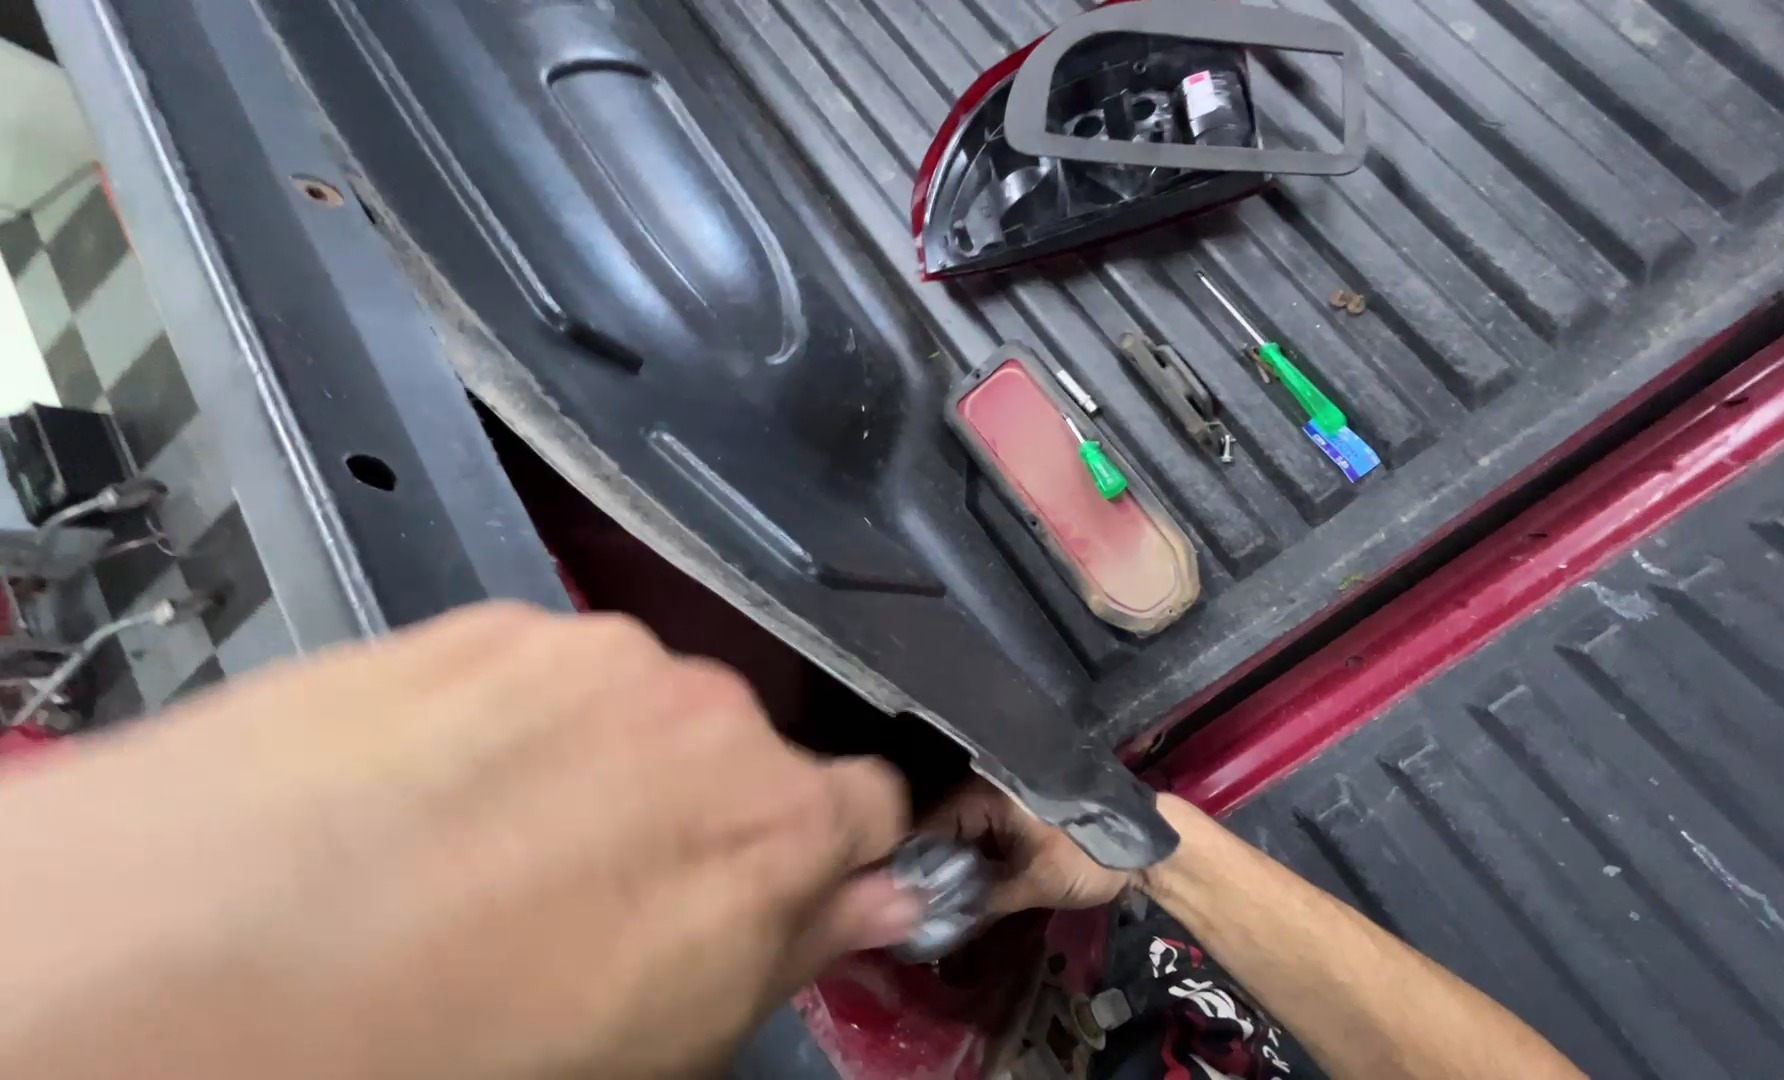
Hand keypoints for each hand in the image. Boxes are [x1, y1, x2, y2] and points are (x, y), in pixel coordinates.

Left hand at [0, 603, 917, 1079]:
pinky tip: (442, 782)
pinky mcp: (505, 623)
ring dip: (621, 753)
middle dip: (713, 801)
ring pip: (656, 703)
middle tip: (611, 874)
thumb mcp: (664, 1036)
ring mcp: (607, 654)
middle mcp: (713, 712)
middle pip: (756, 747)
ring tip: (506, 829)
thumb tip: (876, 899)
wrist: (165, 973)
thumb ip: (796, 945)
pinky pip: (560, 668)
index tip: (801, 867)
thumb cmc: (443, 1048)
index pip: (875, 798)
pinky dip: (532, 715)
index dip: (842, 840)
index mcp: (775, 819)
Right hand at [929, 780, 1137, 914]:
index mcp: (986, 792)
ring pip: (966, 832)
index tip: (902, 896)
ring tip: (941, 902)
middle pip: (946, 828)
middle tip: (921, 906)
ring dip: (958, 864)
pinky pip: (987, 832)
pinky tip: (973, 886)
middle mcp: (989, 786)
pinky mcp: (1021, 810)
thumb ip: (984, 900)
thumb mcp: (1034, 884)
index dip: (916, 862)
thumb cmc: (1088, 854)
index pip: (931, 825)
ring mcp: (1005, 796)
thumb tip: (943, 921)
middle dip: (935, 866)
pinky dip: (980, 857)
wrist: (1146, 843)